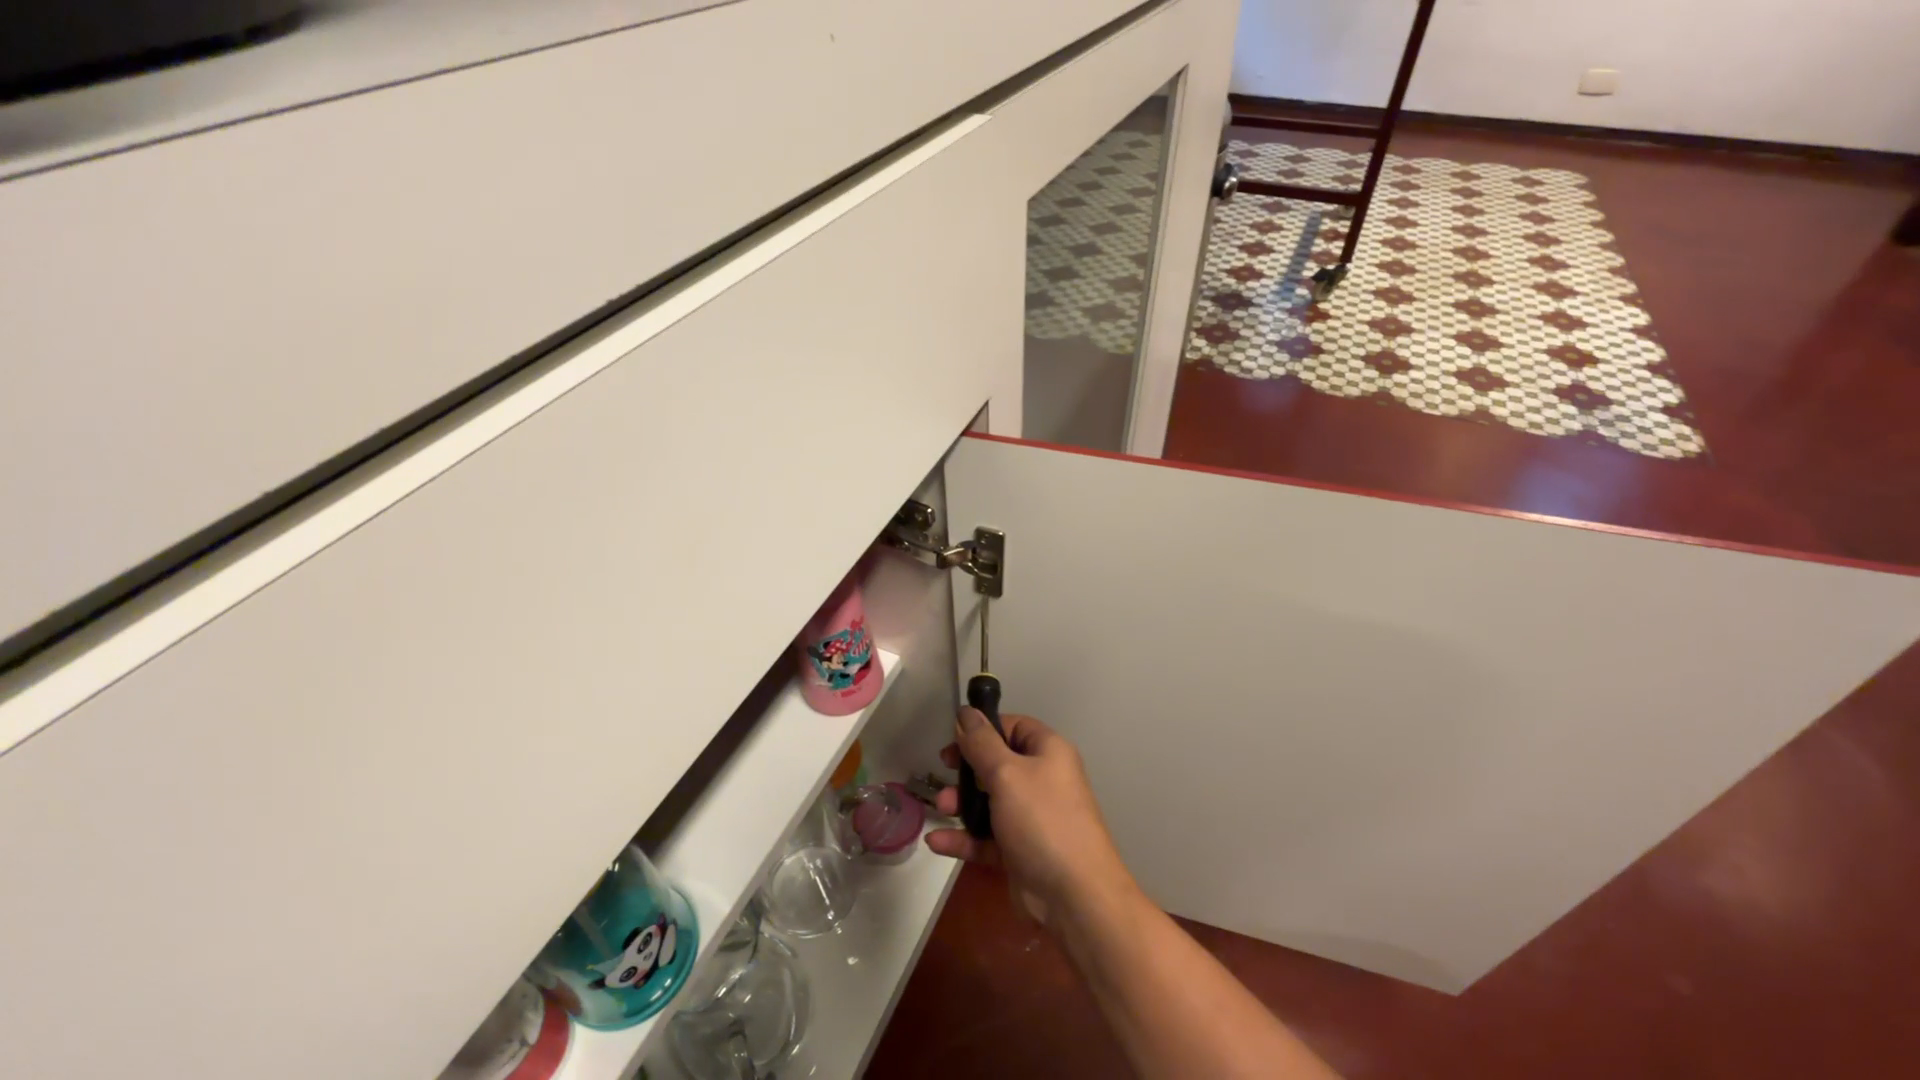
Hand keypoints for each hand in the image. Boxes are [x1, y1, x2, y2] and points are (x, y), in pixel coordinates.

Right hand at [925, 709, 1136, 925]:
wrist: (1073, 894)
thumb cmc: (1042, 820)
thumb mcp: (1007, 773)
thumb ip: (981, 743)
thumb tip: (967, 713)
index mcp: (1048, 753)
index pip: (1014, 727)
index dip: (984, 729)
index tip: (954, 739)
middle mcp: (1042, 781)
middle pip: (997, 765)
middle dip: (966, 770)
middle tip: (943, 772)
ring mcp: (1031, 818)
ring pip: (988, 802)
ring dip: (961, 804)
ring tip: (940, 809)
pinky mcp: (1019, 851)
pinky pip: (985, 838)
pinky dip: (963, 838)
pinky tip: (937, 842)